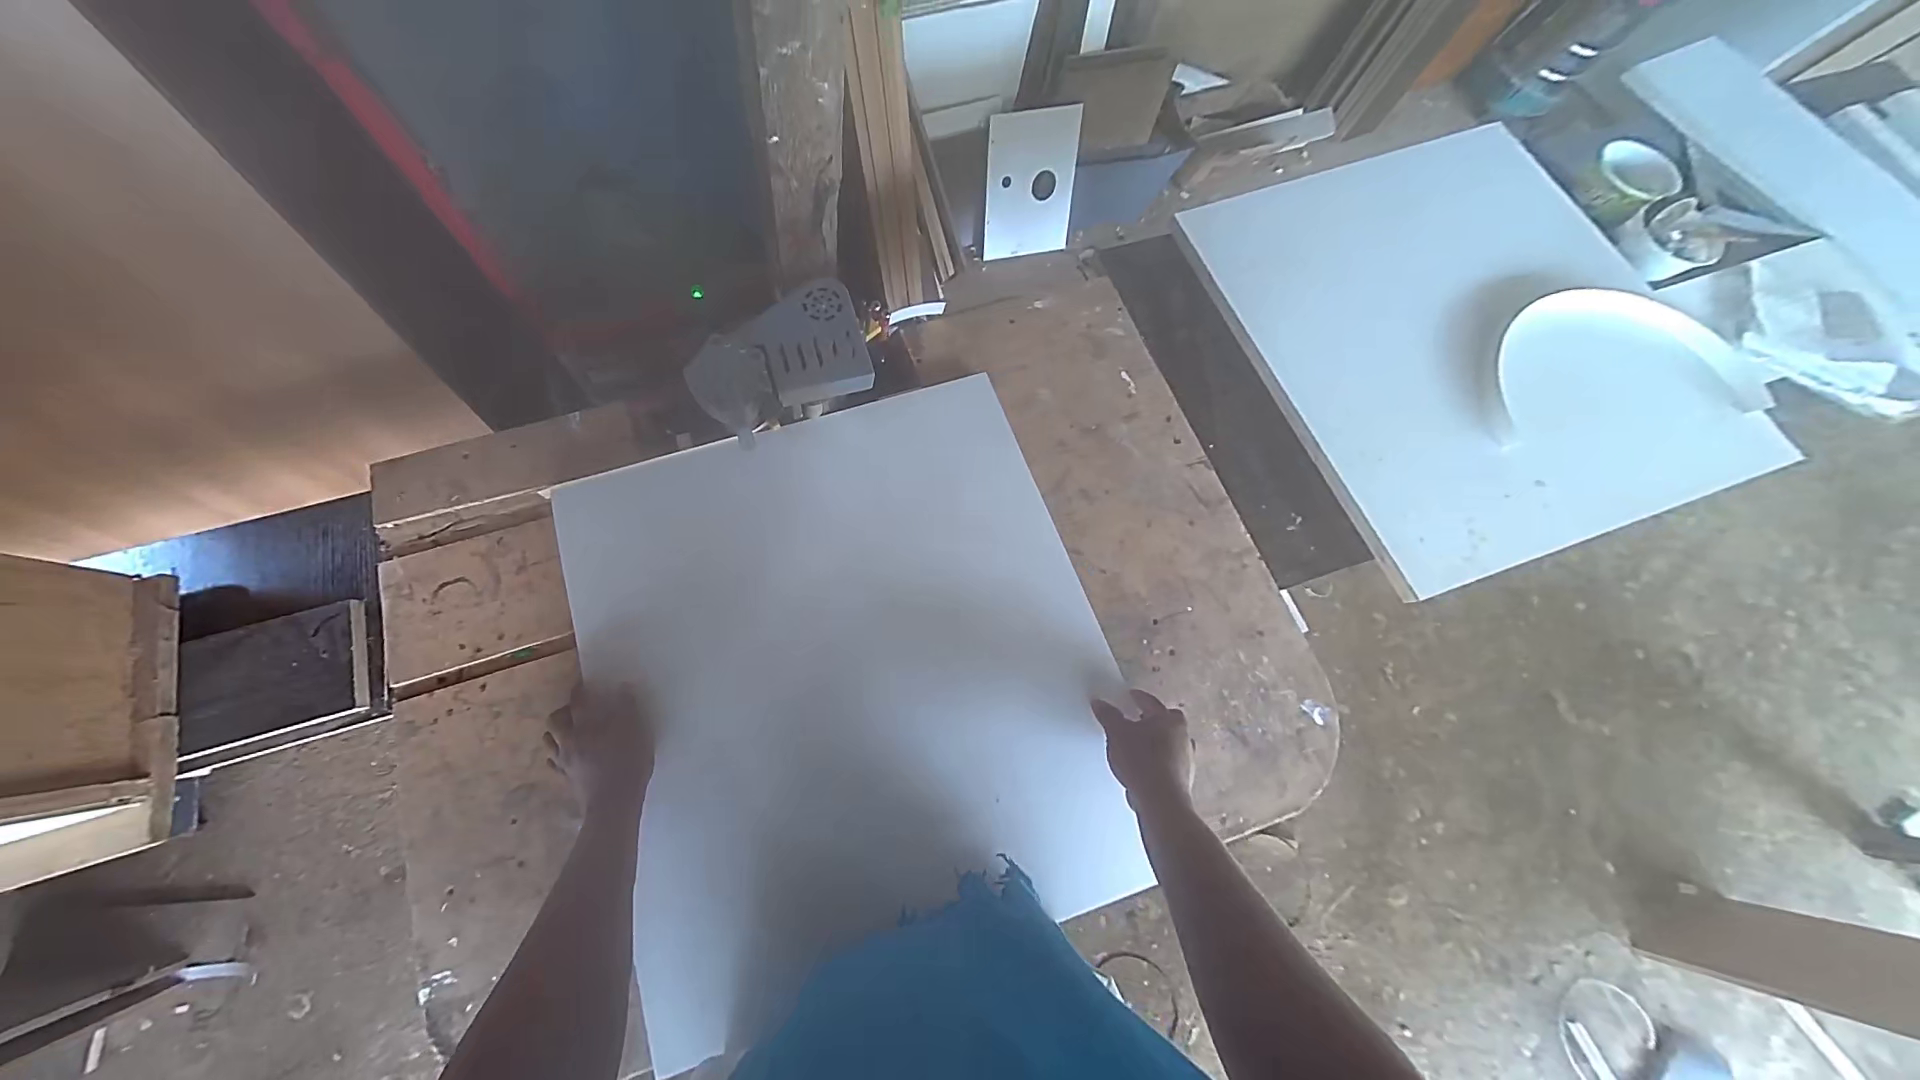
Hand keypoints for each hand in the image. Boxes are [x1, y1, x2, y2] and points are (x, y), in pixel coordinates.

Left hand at [545, 682, 654, 819]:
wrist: (613, 804)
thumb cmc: (629, 764)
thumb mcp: (638, 732)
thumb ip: (629, 709)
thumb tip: (624, 687)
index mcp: (587, 726)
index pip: (578, 701)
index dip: (580, 690)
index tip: (584, 684)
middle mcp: (570, 740)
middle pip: (556, 719)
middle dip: (565, 710)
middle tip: (578, 708)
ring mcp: (564, 760)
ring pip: (549, 740)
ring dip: (557, 731)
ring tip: (570, 729)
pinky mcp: (564, 777)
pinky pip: (553, 761)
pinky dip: (558, 753)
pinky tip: (567, 754)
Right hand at [1092, 689, 1195, 815]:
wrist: (1160, 800)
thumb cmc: (1142, 760)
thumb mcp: (1117, 733)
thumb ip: (1108, 715)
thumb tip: (1100, 703)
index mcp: (1170, 720)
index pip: (1151, 703)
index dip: (1138, 698)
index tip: (1130, 696)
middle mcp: (1183, 737)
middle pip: (1165, 722)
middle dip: (1150, 721)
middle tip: (1134, 720)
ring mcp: (1186, 759)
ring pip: (1169, 744)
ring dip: (1155, 743)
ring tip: (1136, 746)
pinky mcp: (1182, 779)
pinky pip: (1168, 763)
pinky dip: (1156, 761)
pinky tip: (1142, 767)